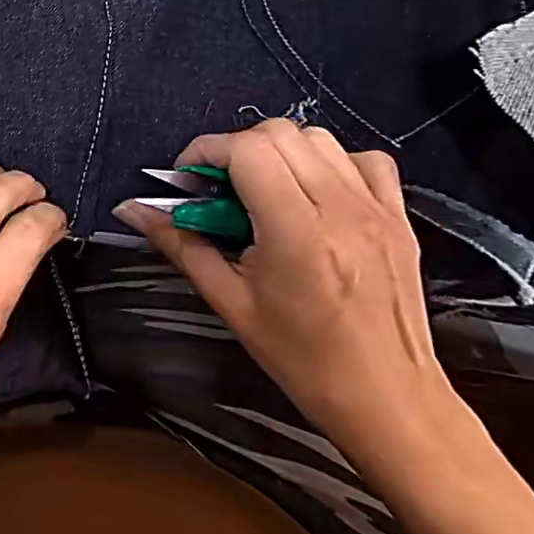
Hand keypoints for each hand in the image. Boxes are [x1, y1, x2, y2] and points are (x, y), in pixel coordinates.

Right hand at [114, 119, 450, 455]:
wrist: (389, 401)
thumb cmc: (307, 362)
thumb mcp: (232, 304)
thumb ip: (182, 246)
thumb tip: (136, 211)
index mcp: (296, 232)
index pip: (247, 150)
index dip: (208, 151)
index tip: (191, 176)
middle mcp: (339, 208)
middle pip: (278, 133)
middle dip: (238, 149)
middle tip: (222, 187)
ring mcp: (374, 207)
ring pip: (317, 137)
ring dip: (281, 151)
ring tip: (266, 190)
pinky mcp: (396, 213)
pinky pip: (364, 159)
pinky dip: (333, 162)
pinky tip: (318, 191)